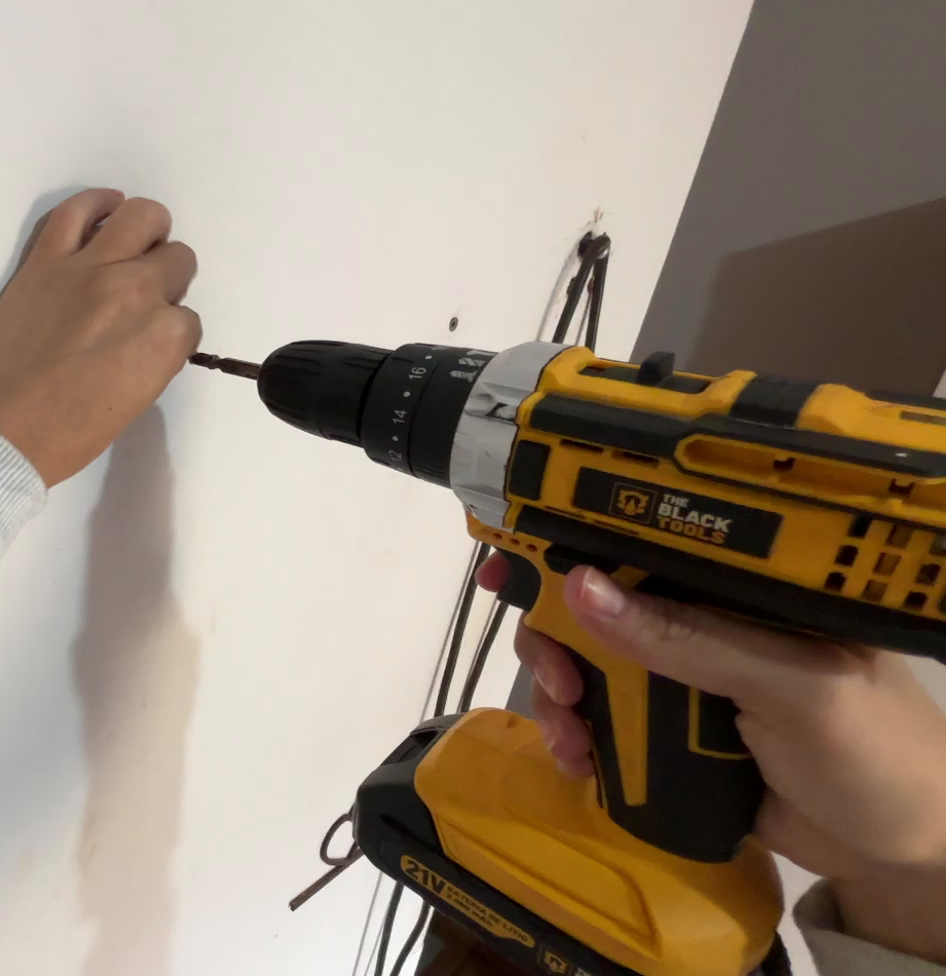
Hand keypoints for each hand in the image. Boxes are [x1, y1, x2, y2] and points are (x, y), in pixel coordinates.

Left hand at [0, 189, 199, 486]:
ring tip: (136, 244)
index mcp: (163, 337)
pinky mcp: (46, 260)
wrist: (4, 431)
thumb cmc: (71, 431)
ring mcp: (88, 269)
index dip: (169, 328)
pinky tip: (107, 209)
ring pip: (141, 217)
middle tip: (142, 295)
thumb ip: (154, 354)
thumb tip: (153, 328)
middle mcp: (135, 292)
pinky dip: (96, 203)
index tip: (149, 338)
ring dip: (148, 230)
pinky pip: (76, 210)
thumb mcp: (137, 399)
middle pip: (175, 260)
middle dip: (166, 279)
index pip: (187, 317)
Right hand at [483, 554, 945, 962]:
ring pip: (573, 656)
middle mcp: (689, 617)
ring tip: (572, 737)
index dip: (561, 545)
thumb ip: (687, 638)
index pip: (633, 546)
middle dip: (550, 641)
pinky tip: (579, 757)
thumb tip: (577, 585)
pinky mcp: (651, 715)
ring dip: (555, 694)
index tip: (504, 568)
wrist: (898, 857)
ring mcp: (667, 667)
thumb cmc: (872, 757)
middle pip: (581, 603)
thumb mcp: (791, 688)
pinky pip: (584, 707)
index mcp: (730, 589)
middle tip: (559, 683)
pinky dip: (568, 730)